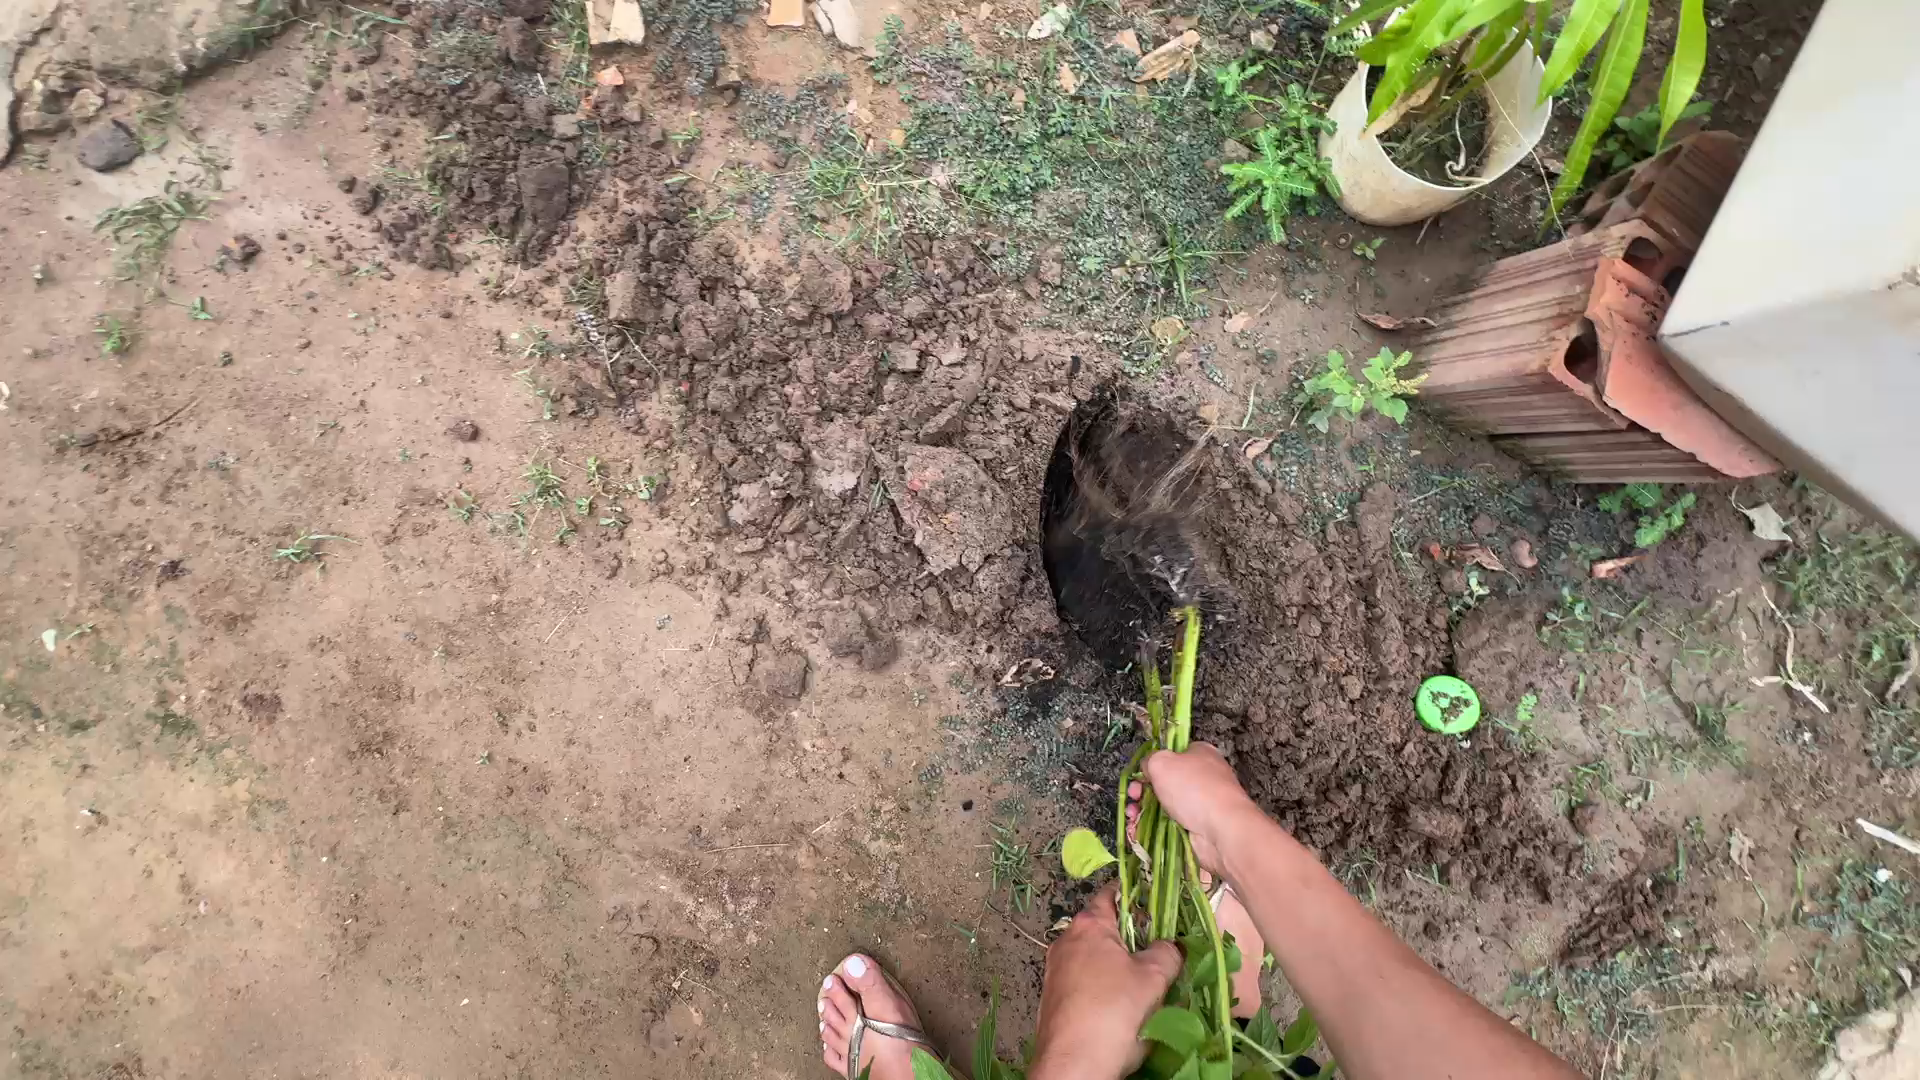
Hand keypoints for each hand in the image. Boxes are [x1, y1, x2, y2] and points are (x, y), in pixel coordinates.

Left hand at [1029, 884, 1183, 1079]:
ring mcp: (1056, 967)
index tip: (1156, 908)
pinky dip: (1101, 987)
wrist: (1072, 1064)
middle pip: (1104, 927)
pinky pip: (1083, 980)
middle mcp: (1067, 937)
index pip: (1112, 893)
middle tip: (1157, 955)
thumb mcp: (1152, 979)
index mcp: (1089, 923)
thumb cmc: (1113, 1012)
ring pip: (1094, 956)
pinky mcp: (1053, 995)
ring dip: (1116, 966)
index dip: (1136, 897)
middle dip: (1130, 939)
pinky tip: (1118, 1008)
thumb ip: (1167, 953)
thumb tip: (1173, 944)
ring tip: (1142, 987)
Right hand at [1138, 743, 1263, 873]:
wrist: (1223, 830)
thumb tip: (1147, 768)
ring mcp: (1201, 804)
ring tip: (1132, 815)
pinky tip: (1138, 829)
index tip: (1138, 775)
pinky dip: (1154, 826)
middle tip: (1133, 796)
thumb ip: (1149, 760)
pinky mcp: (1199, 827)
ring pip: (1164, 804)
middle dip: (1143, 789)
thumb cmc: (1193, 789)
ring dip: (1144, 809)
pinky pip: (1170, 824)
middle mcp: (1202, 776)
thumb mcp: (1162, 762)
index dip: (1151, 764)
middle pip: (1164, 781)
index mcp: (1199, 754)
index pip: (1171, 754)